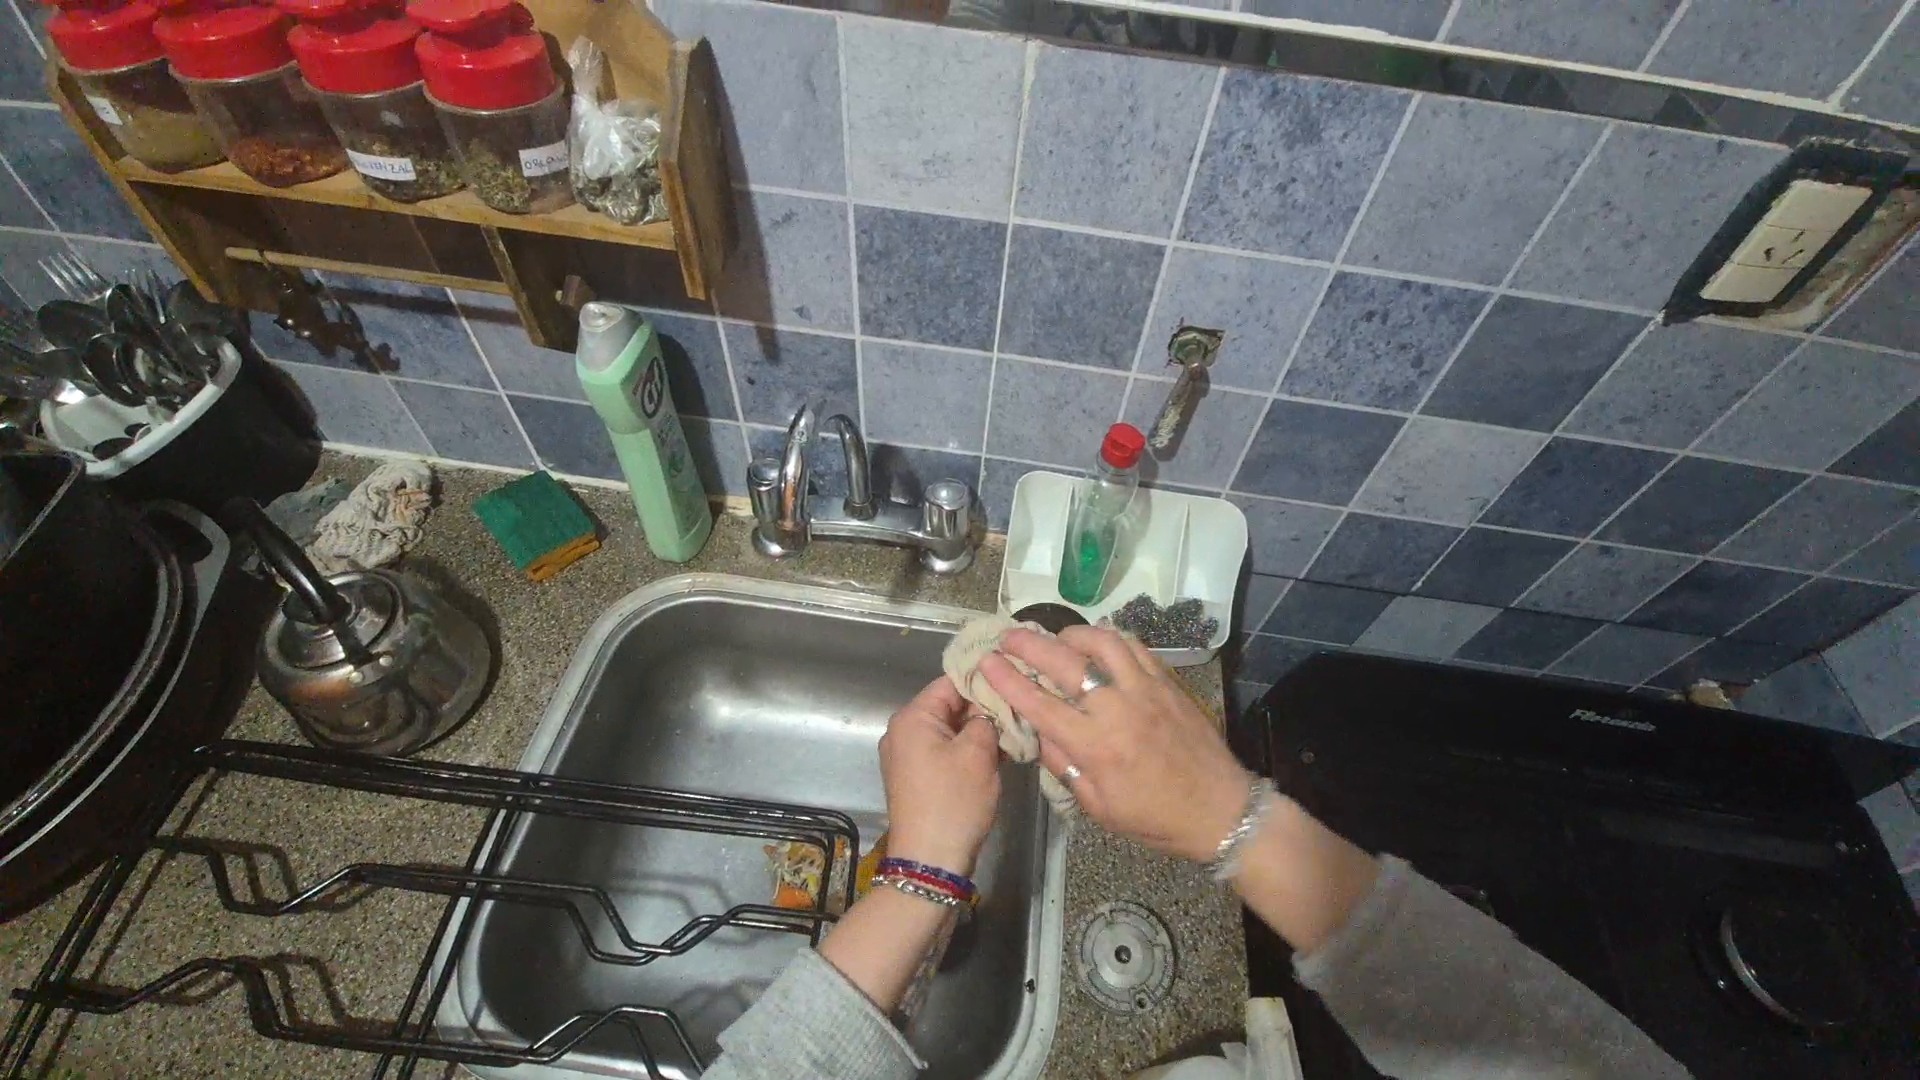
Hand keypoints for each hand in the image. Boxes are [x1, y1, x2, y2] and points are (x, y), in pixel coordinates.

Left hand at [878, 675, 1002, 875]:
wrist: (930, 862)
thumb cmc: (953, 801)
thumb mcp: (978, 753)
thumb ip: (986, 718)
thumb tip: (990, 708)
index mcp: (912, 717)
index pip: (950, 682)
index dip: (983, 679)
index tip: (1014, 679)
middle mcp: (903, 731)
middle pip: (949, 705)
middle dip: (984, 708)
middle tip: (1020, 708)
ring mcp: (907, 756)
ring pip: (950, 730)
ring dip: (979, 732)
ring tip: (1015, 731)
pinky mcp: (917, 778)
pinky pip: (945, 752)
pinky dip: (969, 751)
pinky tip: (999, 755)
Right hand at [980, 627, 1251, 862]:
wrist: (1221, 809)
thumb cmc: (1155, 818)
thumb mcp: (1099, 807)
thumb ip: (1064, 765)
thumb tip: (1039, 729)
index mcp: (1096, 747)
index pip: (1039, 705)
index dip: (1007, 680)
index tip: (986, 661)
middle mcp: (1118, 709)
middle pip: (1064, 663)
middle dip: (1029, 645)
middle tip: (1008, 636)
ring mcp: (1145, 689)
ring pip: (1102, 642)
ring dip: (1071, 634)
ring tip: (1055, 639)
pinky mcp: (1167, 681)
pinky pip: (1134, 646)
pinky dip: (1108, 638)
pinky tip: (1096, 643)